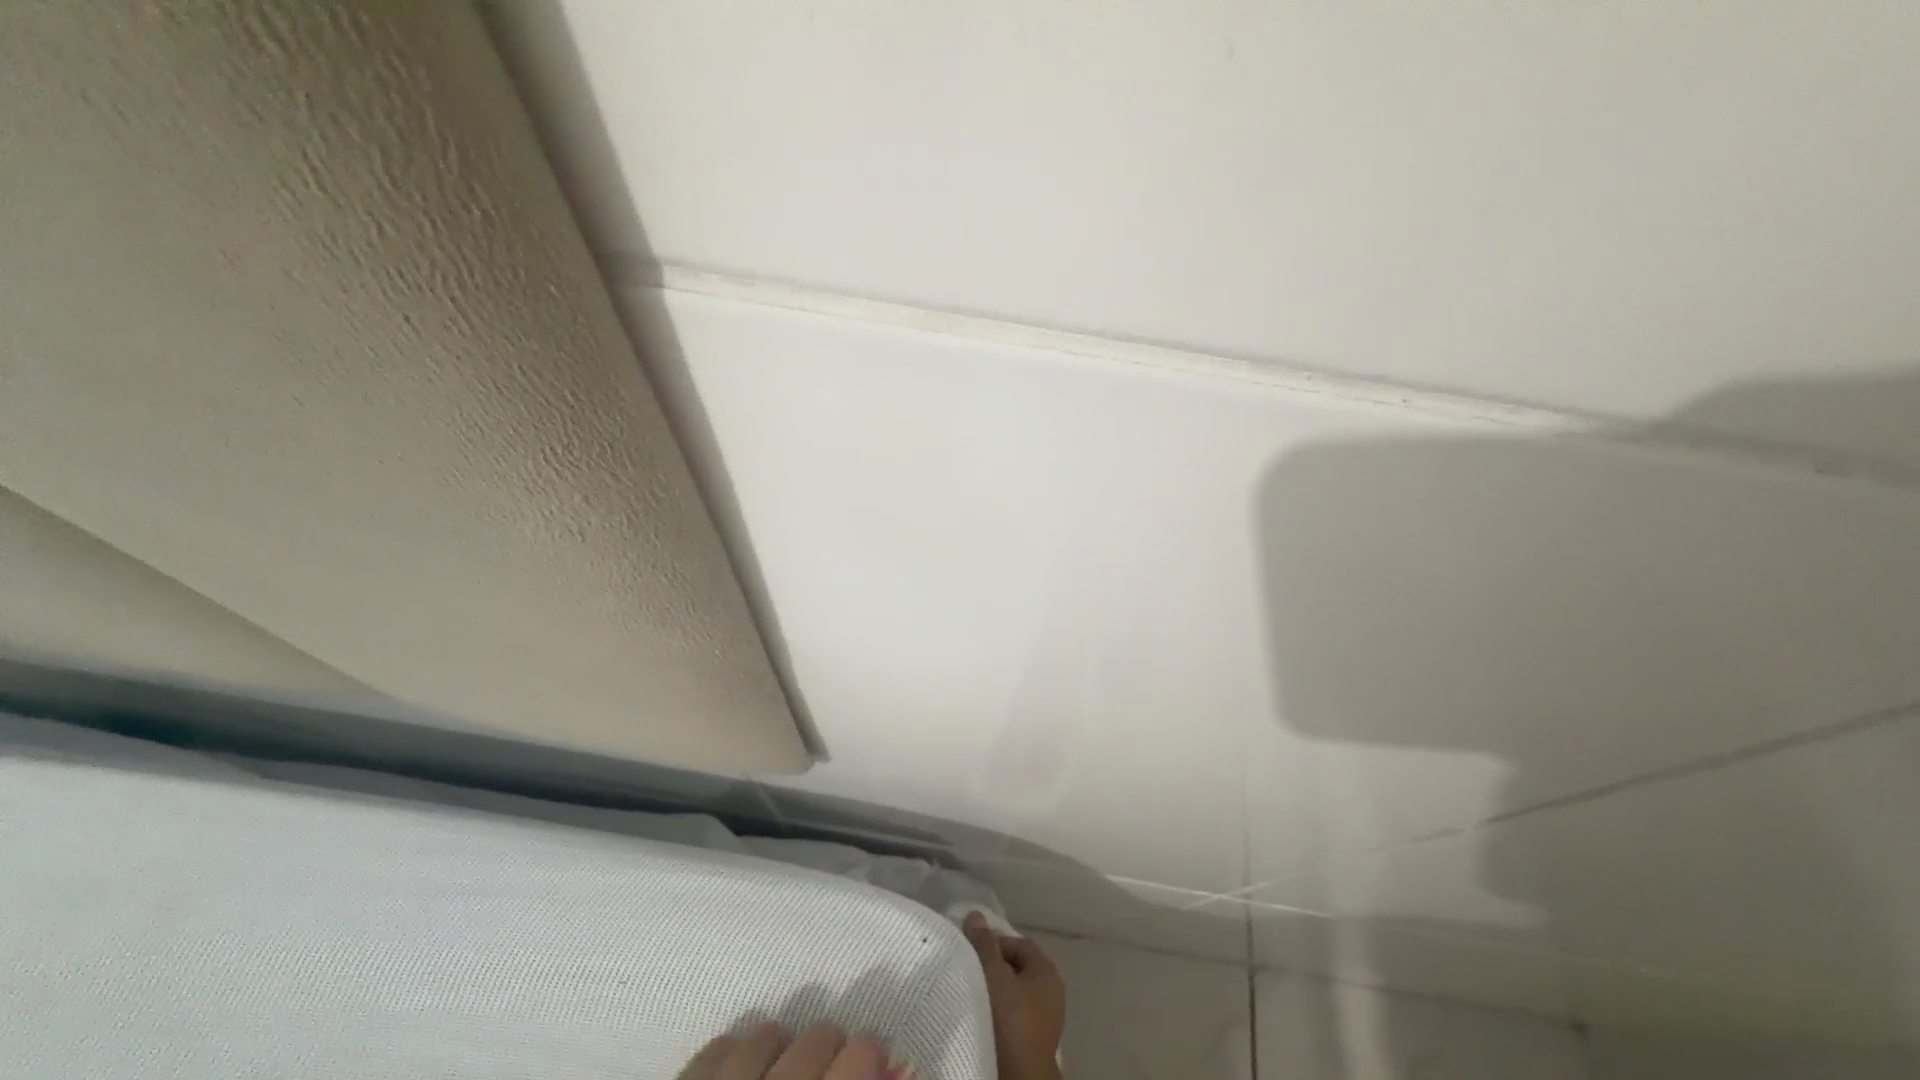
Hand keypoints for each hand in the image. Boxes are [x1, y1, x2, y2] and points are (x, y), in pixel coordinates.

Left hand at [675, 1021, 910, 1079]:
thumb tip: (905, 1067)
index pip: (860, 1056)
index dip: (872, 1053)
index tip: (874, 1057)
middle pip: (817, 1040)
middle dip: (831, 1047)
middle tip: (832, 1063)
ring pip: (764, 1038)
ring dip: (782, 1047)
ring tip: (786, 1065)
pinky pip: (712, 1051)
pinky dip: (732, 1050)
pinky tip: (742, 1060)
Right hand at [963, 912, 1065, 1079]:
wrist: (1022, 1073)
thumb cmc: (1011, 1018)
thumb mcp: (994, 976)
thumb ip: (984, 945)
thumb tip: (975, 914)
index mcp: (1047, 970)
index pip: (1018, 943)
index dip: (994, 942)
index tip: (971, 949)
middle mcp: (1052, 990)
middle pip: (1017, 966)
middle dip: (993, 965)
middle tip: (969, 968)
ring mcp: (1046, 1015)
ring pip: (1015, 991)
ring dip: (995, 988)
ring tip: (972, 990)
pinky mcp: (1035, 1036)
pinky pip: (1015, 1012)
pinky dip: (999, 1008)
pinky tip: (983, 1013)